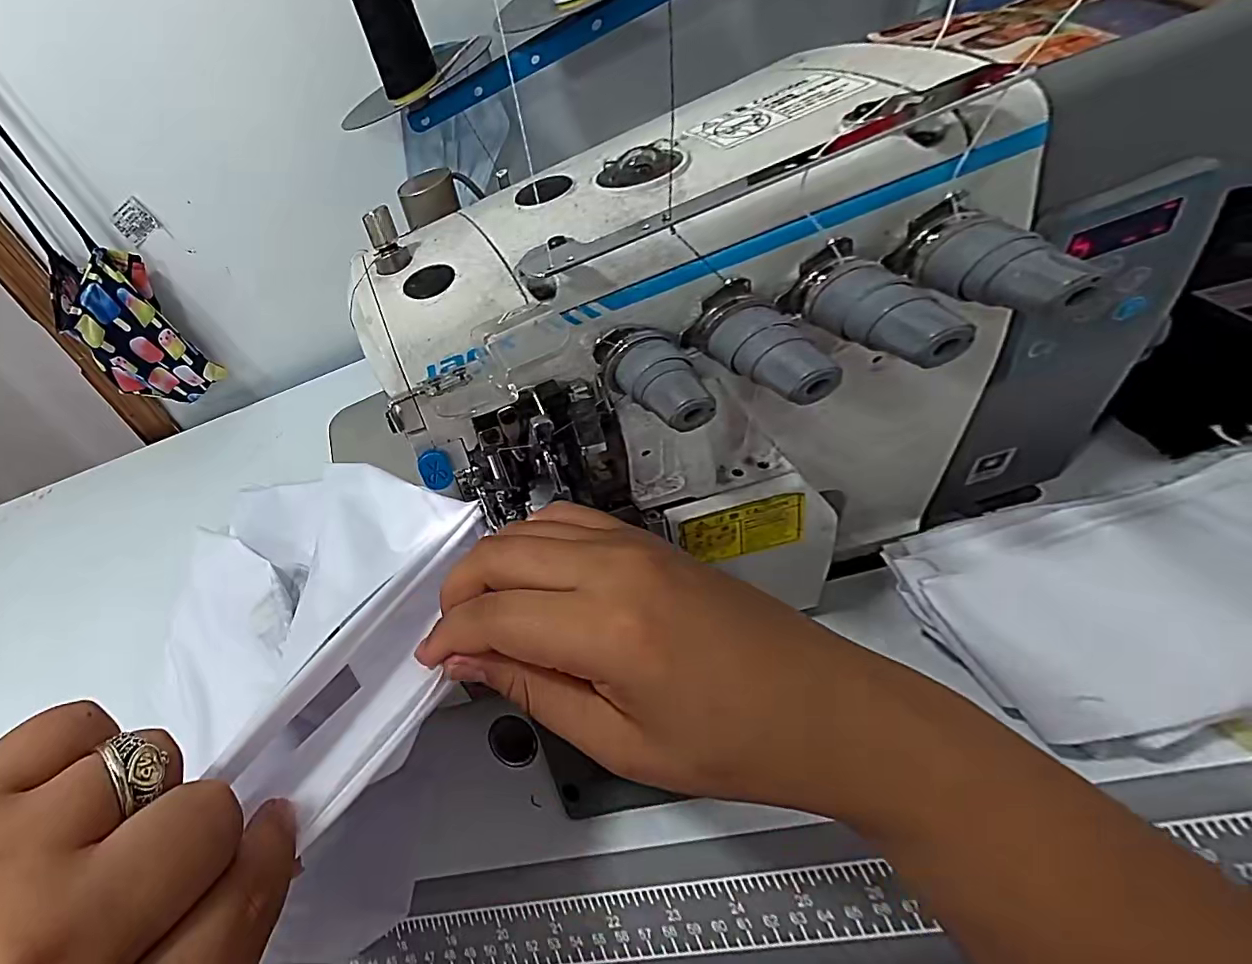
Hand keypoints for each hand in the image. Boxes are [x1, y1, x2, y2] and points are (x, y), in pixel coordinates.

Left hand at [0, 701, 295, 963]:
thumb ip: (191, 952)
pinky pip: (74, 721)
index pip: (234, 913)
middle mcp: (54, 933)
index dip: (265, 868)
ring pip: (146, 755)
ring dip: (141, 796)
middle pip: (202, 819)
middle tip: (159, 869)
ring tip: (96, 839)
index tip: (271, 840)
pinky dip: (88, 752)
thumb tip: (255, 853)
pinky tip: (58, 801)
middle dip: (201, 837)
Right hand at [414, 502, 966, 823]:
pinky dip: (524, 541)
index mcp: (609, 629)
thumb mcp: (621, 745)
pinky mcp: (642, 537)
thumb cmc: (734, 747)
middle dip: (456, 594)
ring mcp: (629, 542)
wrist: (836, 713)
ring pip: (520, 530)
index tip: (430, 659)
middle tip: (452, 635)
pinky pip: (559, 518)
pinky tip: (527, 575)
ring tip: (482, 608)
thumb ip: (532, 691)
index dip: (448, 635)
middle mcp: (611, 568)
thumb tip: (465, 660)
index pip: (493, 616)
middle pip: (495, 557)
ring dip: (486, 565)